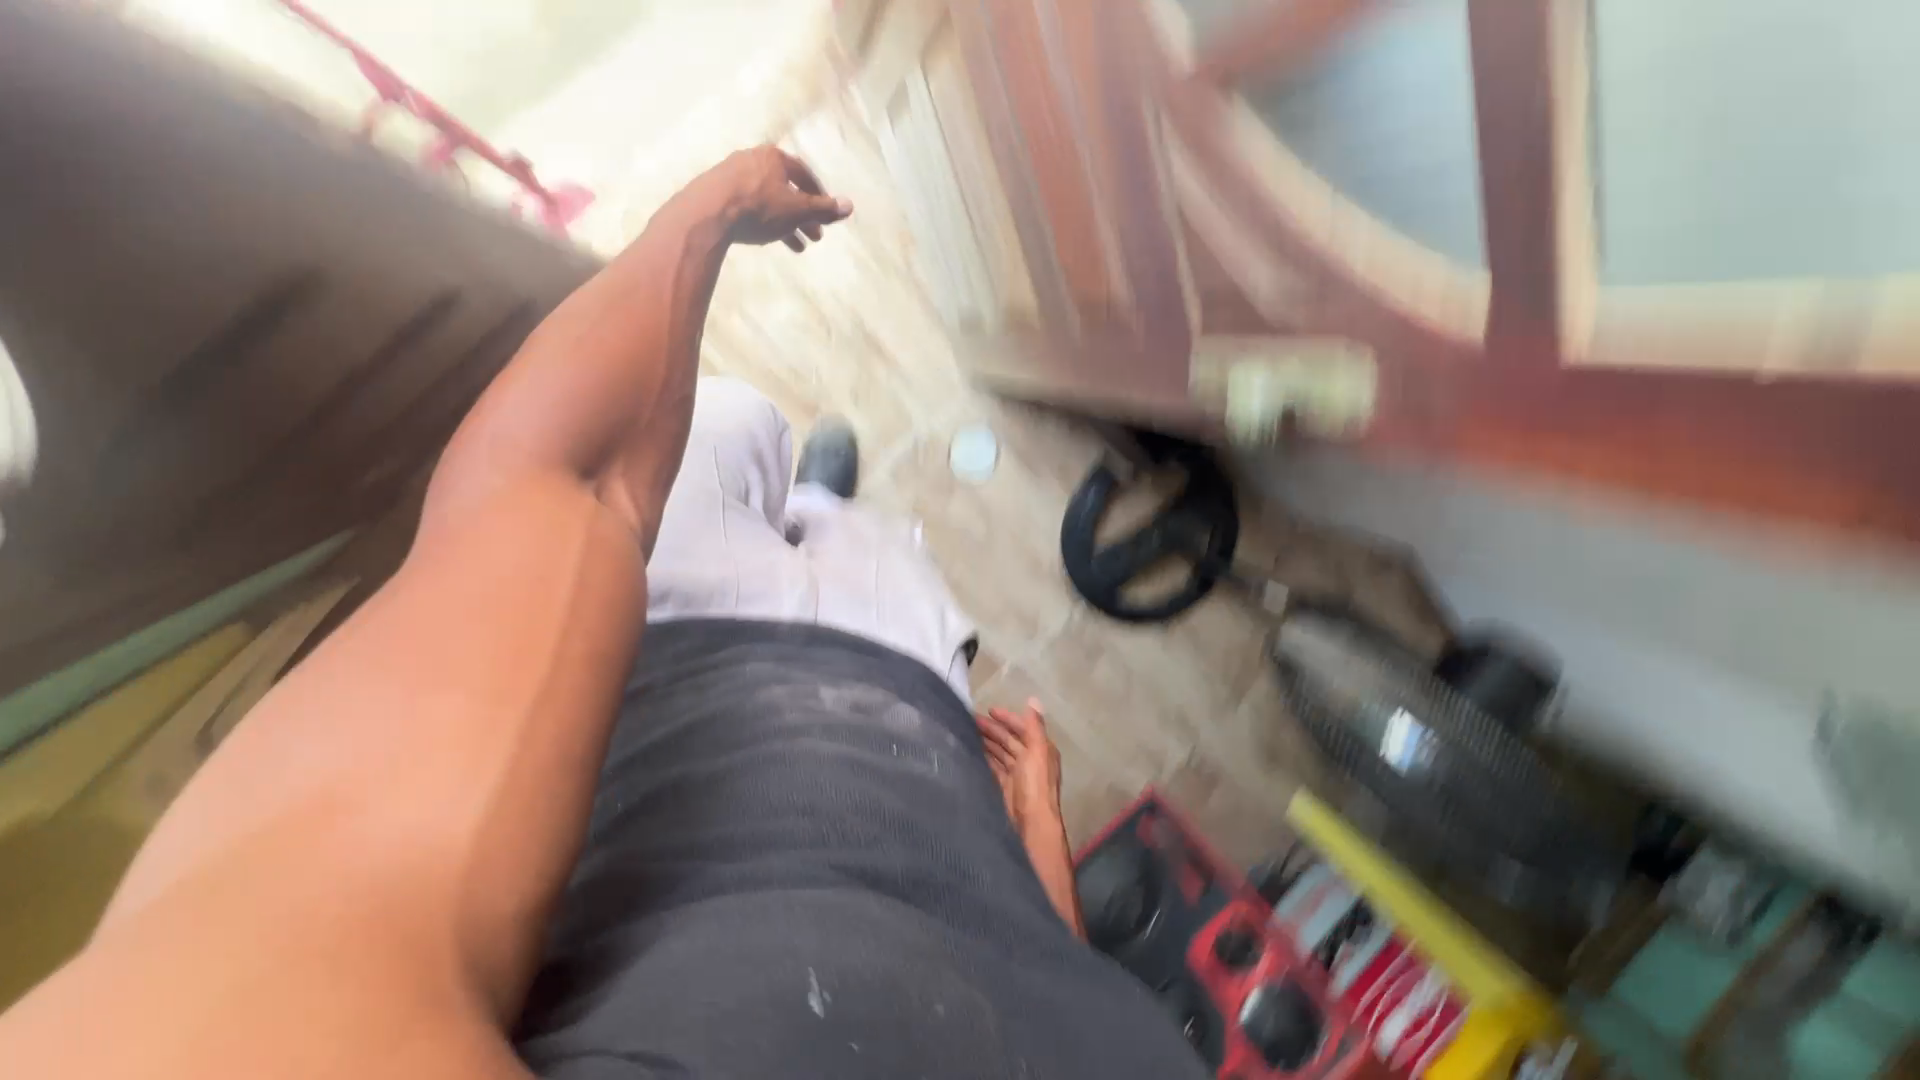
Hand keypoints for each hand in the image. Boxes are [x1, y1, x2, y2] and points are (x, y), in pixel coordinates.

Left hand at [698, 145, 851, 251]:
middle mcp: (753, 159)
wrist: (707, 213)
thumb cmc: (758, 208)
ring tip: (795, 246)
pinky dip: (762, 220)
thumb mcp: (796, 211)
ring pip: (767, 199)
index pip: (804, 174)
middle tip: (814, 237)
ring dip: (784, 222)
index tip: (825, 215)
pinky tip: (765, 237)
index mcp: (774, 157)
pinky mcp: (716, 191)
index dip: (818, 196)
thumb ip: (823, 209)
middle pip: (785, 189)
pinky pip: (747, 204)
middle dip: (802, 215)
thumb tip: (850, 206)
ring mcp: (731, 174)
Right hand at [975, 699, 1063, 832]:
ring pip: (1000, 752)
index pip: (1022, 727)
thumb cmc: (1035, 785)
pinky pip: (994, 767)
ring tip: (967, 733)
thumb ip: (1034, 726)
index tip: (988, 710)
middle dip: (992, 729)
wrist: (1031, 823)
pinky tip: (973, 752)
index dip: (1007, 718)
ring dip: (987, 742)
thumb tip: (1033, 699)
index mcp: (1040, 749)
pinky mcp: (1006, 786)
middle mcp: (1030, 759)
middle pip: (1009, 739)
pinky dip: (985, 759)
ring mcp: (1017, 774)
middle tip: (970, 721)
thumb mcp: (1037, 751)